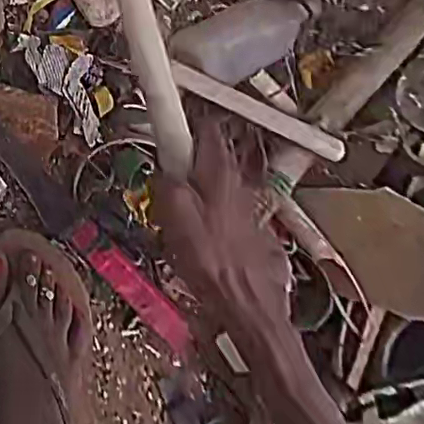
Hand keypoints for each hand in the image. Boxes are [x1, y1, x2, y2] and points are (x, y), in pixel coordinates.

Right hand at [153, 115, 287, 320]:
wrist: (249, 308)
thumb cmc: (208, 258)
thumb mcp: (172, 211)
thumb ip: (166, 178)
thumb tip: (164, 164)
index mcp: (219, 171)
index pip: (205, 125)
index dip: (184, 117)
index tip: (168, 115)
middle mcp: (241, 183)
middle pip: (211, 157)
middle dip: (187, 160)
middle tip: (164, 175)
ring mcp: (253, 210)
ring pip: (219, 187)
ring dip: (200, 190)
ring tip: (179, 215)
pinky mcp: (258, 236)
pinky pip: (229, 215)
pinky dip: (213, 218)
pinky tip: (202, 240)